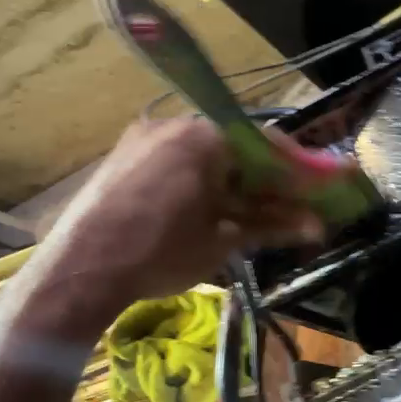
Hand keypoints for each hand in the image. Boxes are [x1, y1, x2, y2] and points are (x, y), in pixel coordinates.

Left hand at [36, 118, 331, 314]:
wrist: (77, 274)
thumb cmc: (160, 252)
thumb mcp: (224, 240)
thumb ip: (273, 224)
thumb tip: (318, 226)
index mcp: (203, 137)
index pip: (268, 142)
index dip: (300, 166)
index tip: (324, 185)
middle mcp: (173, 127)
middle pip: (239, 149)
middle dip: (271, 180)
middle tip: (298, 204)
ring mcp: (144, 143)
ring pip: (209, 160)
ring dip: (240, 187)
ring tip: (265, 216)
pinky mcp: (124, 164)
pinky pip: (180, 167)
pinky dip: (207, 188)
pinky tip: (223, 214)